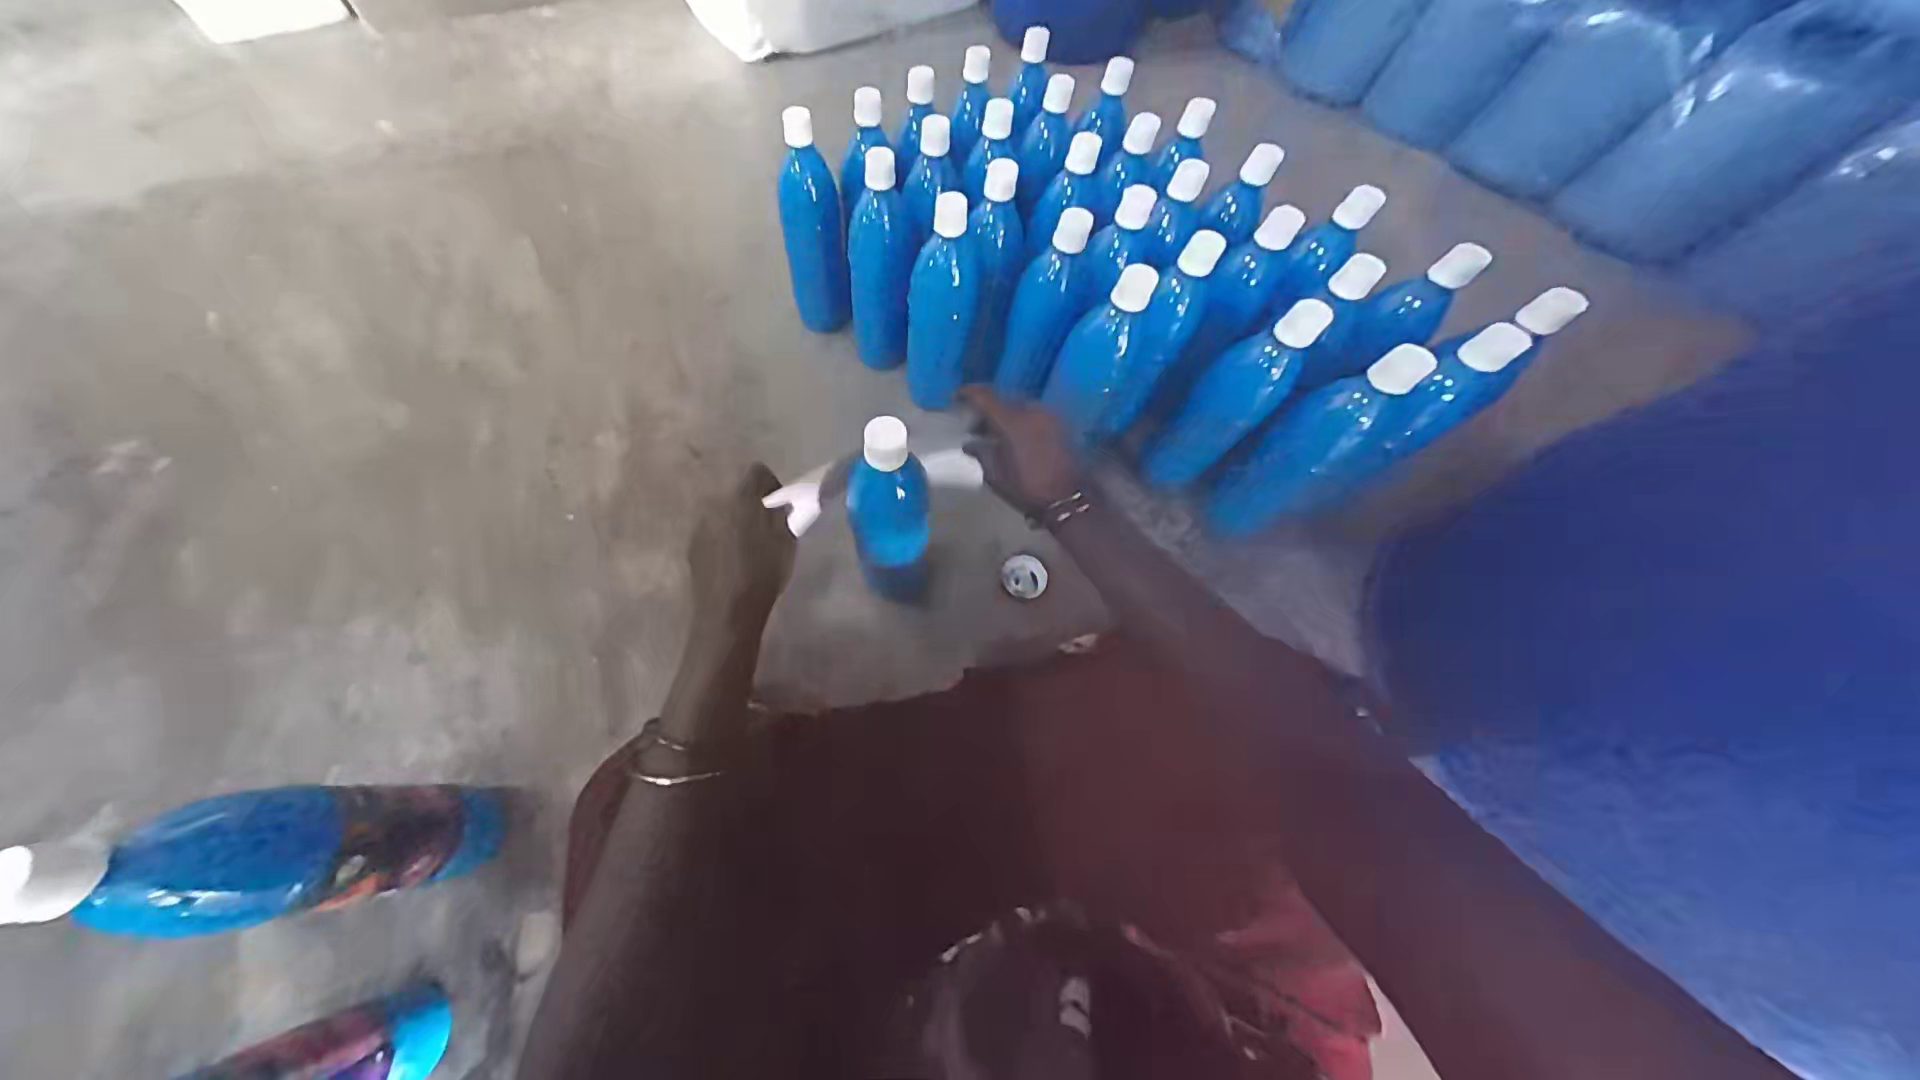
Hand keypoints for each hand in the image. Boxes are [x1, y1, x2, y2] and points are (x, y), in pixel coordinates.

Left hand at [688, 463, 795, 626]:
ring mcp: (700, 524)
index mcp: (742, 497)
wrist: (727, 610)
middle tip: (766, 527)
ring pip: (723, 511)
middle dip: (752, 504)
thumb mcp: (786, 542)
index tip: (781, 508)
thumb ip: (783, 515)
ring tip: (748, 546)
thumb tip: (779, 504)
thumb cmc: (764, 573)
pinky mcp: (692, 545)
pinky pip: (712, 530)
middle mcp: (716, 502)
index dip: (773, 487)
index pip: (758, 472)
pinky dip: (723, 537)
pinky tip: (732, 560)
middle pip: (737, 491)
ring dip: (735, 520)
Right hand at [959, 385, 1084, 517]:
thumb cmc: (1027, 489)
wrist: (1068, 500)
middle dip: (988, 410)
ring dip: (1006, 416)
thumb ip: (981, 454)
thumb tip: (970, 443)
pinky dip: (1022, 422)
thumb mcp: (995, 475)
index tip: (957, 397)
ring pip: (1021, 408)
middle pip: (1004, 400)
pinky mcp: (1061, 426)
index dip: (969, 393)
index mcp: (1012, 421)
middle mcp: (1031, 411)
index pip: (985, 396)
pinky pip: (1035, 416)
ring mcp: (1049, 417)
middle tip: (976, 426)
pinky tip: (1016, 439)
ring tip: (996, 435)